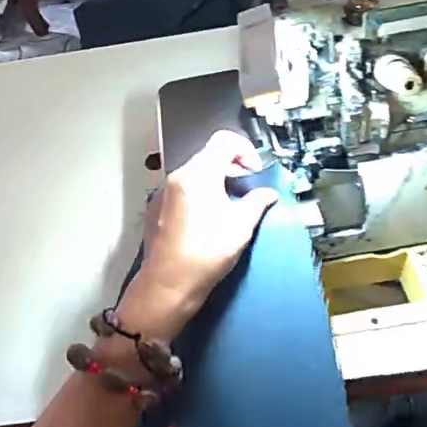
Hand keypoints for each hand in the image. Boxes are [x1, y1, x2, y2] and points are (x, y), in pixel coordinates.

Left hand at [118, 130, 277, 339]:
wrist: (168, 284)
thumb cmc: (205, 254)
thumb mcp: (241, 227)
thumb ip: (257, 202)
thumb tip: (268, 194)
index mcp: (199, 175)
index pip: (224, 141)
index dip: (245, 150)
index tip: (254, 171)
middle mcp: (178, 177)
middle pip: (209, 155)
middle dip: (232, 166)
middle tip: (247, 187)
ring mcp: (165, 192)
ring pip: (195, 173)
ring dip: (216, 180)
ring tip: (230, 205)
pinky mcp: (158, 208)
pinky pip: (183, 189)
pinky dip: (200, 193)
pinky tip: (208, 218)